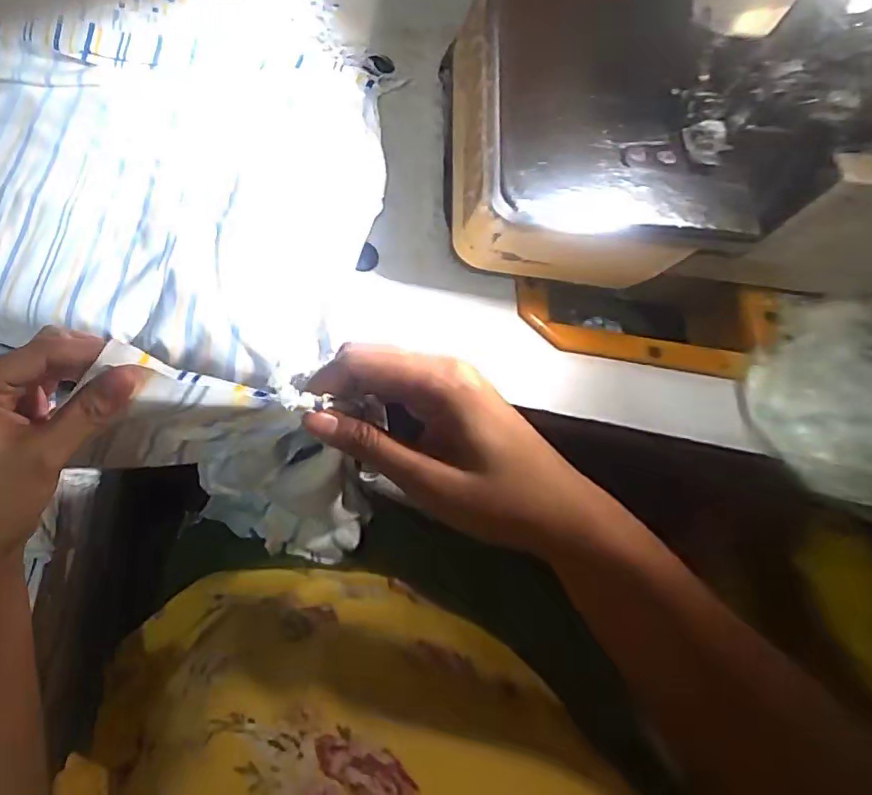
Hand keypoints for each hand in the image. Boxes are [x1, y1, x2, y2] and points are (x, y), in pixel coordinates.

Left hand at [0, 328, 149, 570]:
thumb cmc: (2, 500)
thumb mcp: (47, 453)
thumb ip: (89, 411)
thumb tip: (132, 375)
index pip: (43, 351)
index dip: (87, 350)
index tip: (130, 359)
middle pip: (45, 351)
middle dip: (85, 356)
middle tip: (126, 367)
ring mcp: (1, 395)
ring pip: (49, 366)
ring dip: (82, 370)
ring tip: (119, 377)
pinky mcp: (14, 411)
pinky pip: (49, 386)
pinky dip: (74, 387)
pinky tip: (98, 393)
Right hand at [302, 344, 623, 557]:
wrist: (567, 516)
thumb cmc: (500, 503)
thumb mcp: (427, 481)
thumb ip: (368, 445)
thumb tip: (311, 419)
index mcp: (439, 380)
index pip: (362, 360)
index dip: (325, 381)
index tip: (303, 413)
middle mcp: (443, 364)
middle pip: (370, 355)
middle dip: (337, 384)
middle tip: (321, 425)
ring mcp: (451, 373)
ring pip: (383, 365)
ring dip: (356, 391)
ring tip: (344, 431)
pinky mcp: (454, 387)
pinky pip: (401, 379)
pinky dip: (377, 397)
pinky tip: (375, 428)